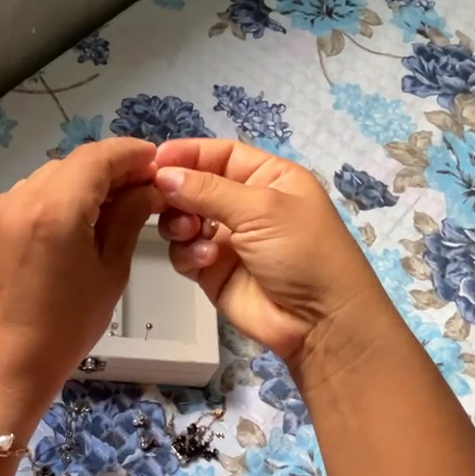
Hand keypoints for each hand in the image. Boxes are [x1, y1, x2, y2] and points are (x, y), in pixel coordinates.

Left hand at [0, 138, 161, 402]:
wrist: (5, 365)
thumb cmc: (66, 327)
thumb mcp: (110, 272)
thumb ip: (128, 220)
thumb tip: (146, 189)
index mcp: (55, 209)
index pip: (99, 157)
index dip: (132, 154)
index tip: (157, 164)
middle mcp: (22, 197)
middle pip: (74, 163)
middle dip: (110, 169)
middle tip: (142, 190)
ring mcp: (0, 208)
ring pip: (52, 175)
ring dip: (84, 181)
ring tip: (113, 207)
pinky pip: (33, 194)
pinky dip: (59, 196)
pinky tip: (79, 220)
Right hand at [153, 139, 387, 364]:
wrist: (319, 322)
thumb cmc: (304, 252)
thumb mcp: (262, 209)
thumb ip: (208, 189)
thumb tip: (162, 174)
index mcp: (268, 177)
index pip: (220, 154)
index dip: (188, 153)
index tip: (155, 159)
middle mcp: (245, 204)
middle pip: (195, 185)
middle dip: (176, 191)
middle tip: (158, 198)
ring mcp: (227, 238)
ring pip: (183, 219)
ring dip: (180, 223)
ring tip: (190, 233)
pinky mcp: (212, 269)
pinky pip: (184, 252)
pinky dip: (188, 253)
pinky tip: (206, 260)